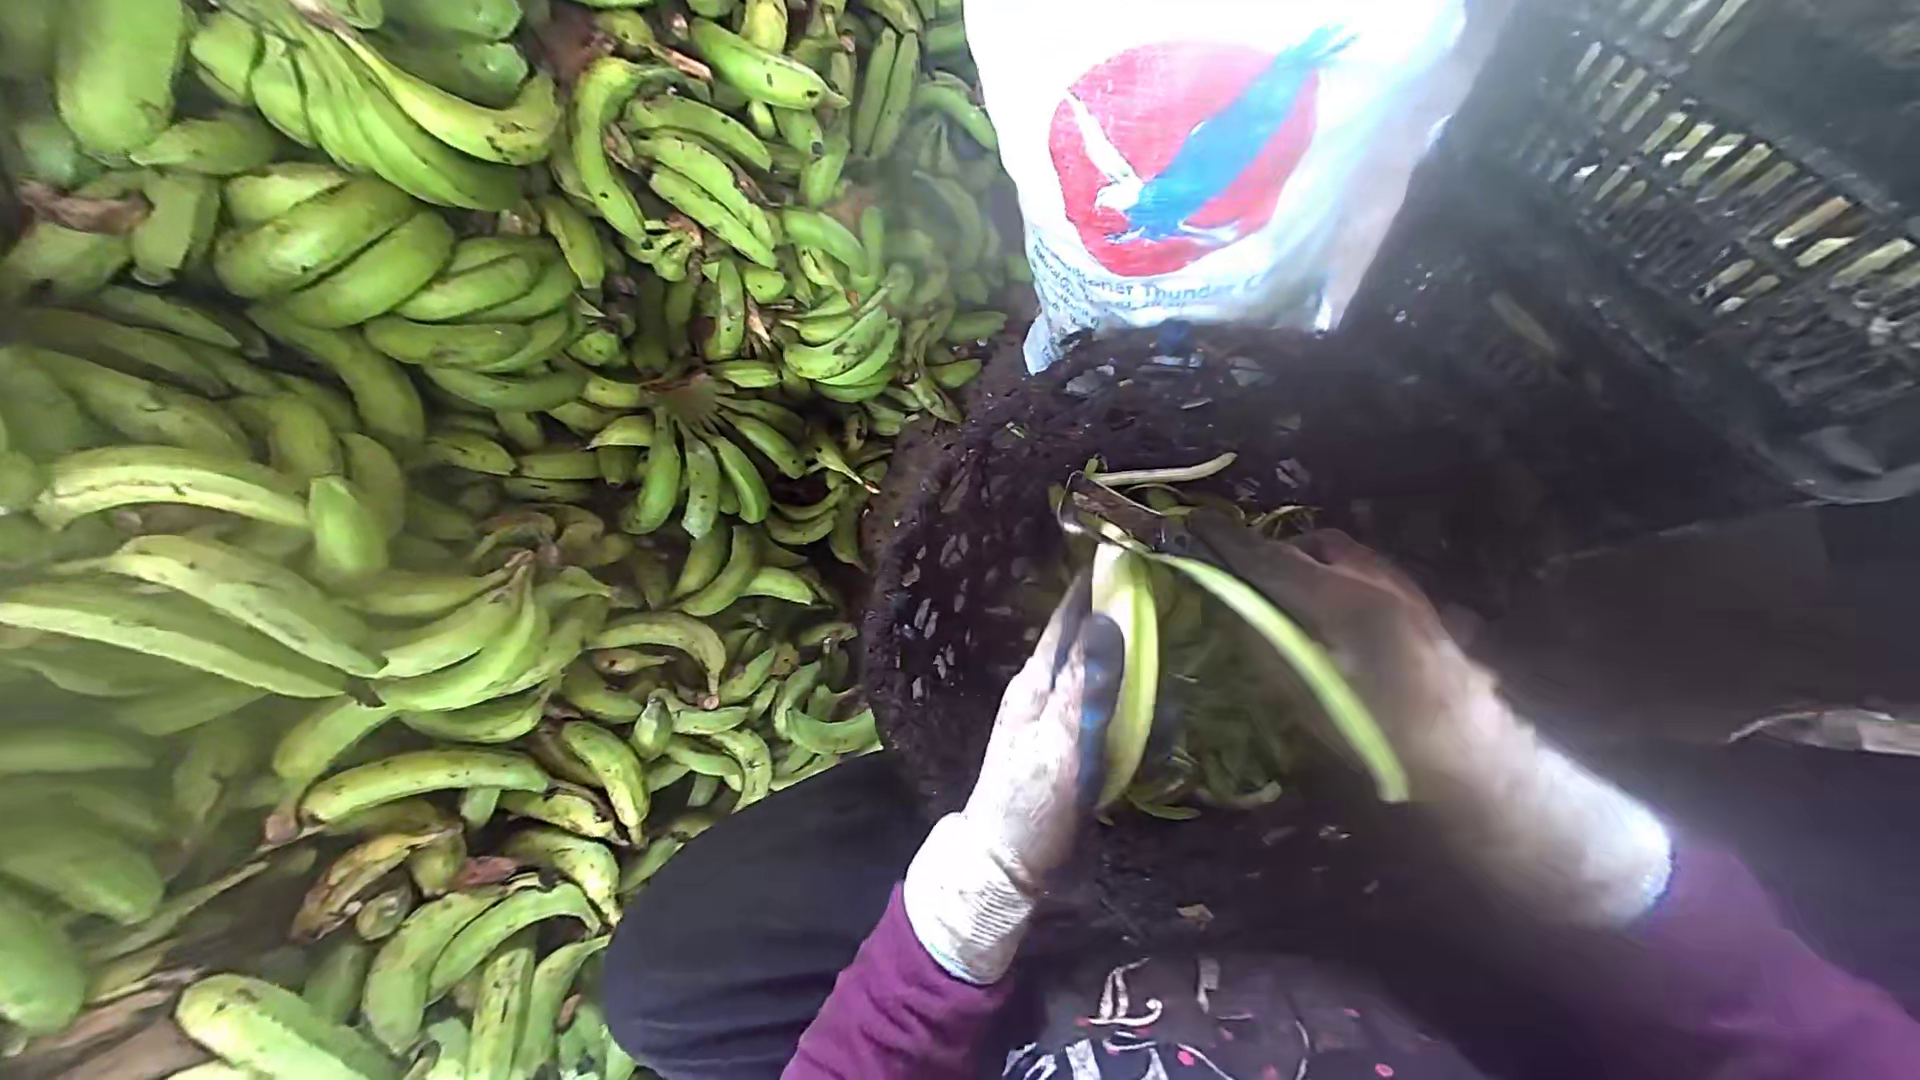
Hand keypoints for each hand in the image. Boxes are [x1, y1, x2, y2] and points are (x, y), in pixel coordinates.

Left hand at [902, 576, 1123, 983]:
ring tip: (1155, 626)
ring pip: (1091, 668)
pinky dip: (1121, 688)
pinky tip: (1142, 691)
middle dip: (1113, 610)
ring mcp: (1053, 717)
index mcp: (1036, 680)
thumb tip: (1108, 618)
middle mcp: (1043, 690)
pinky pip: (1099, 702)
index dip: (1092, 585)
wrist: (1007, 863)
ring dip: (1119, 646)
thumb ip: (1086, 686)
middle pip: (1082, 639)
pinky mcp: (1067, 743)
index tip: (1123, 551)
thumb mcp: (1061, 743)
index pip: (1067, 618)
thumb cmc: (1030, 802)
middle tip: (1158, 587)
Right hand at [1191, 520, 1673, 927]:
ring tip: (1286, 594)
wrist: (1476, 760)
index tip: (1196, 522)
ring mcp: (1403, 588)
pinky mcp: (1418, 602)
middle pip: (1309, 544)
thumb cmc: (1383, 735)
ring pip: (1342, 553)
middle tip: (1244, 576)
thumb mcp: (1308, 697)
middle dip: (1271, 551)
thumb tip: (1233, 608)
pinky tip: (1329, 612)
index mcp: (1343, 603)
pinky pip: (1363, 570)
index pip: (1270, 558)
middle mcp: (1375, 581)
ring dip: (1305, 561)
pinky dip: (1333, 575)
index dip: (1228, 540)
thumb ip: (1267, 646)